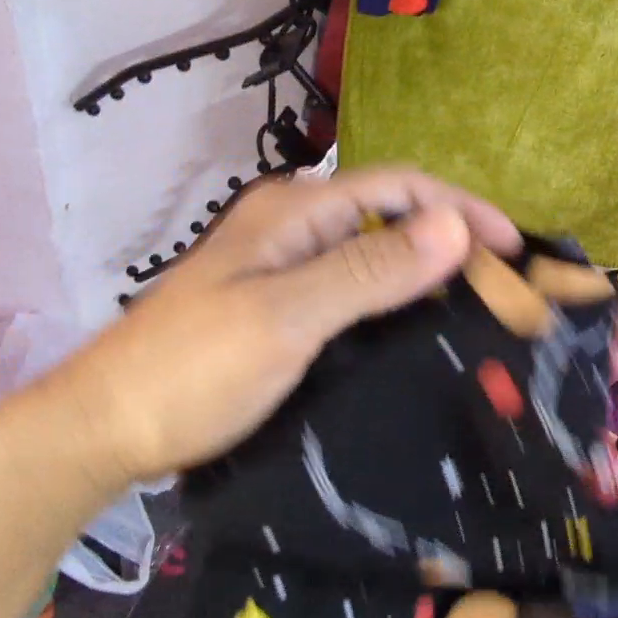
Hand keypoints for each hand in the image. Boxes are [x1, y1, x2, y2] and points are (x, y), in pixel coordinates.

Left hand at [55, 167, 521, 486]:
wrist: (104, 430)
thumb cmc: (192, 370)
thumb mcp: (287, 317)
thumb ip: (370, 270)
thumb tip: (456, 227)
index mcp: (294, 212)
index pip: (399, 187)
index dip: (461, 209)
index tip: (513, 252)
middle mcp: (292, 227)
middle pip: (388, 213)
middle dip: (449, 237)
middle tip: (502, 284)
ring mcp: (282, 267)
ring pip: (371, 252)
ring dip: (424, 270)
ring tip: (474, 306)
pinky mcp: (278, 306)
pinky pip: (352, 287)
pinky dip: (393, 299)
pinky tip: (415, 329)